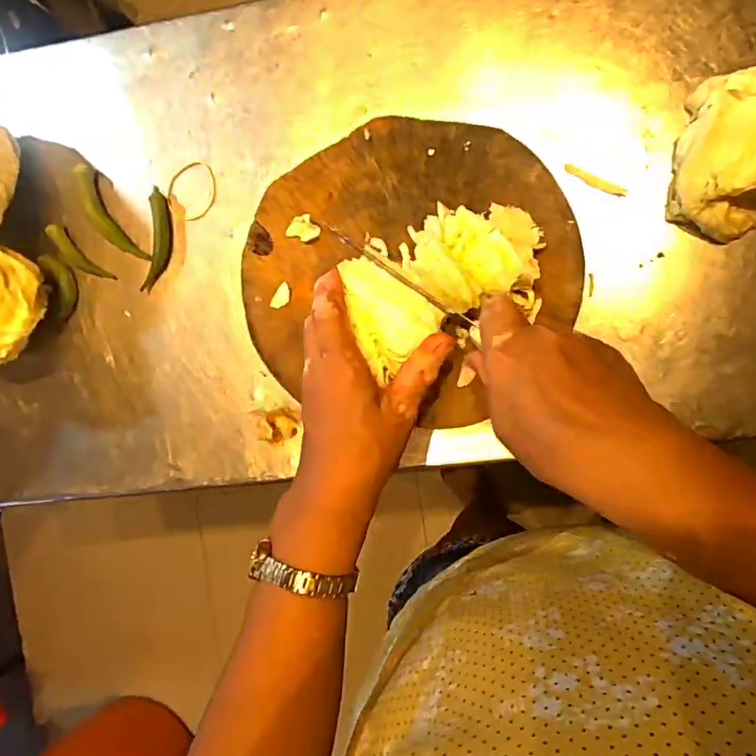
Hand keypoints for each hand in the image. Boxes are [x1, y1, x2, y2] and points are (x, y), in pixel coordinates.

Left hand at [295, 269, 452, 511]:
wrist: (332, 486)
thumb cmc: (366, 447)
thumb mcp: (401, 409)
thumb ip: (421, 371)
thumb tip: (445, 339)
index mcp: (338, 363)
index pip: (328, 314)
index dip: (330, 289)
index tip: (336, 269)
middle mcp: (318, 366)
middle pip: (313, 322)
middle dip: (324, 300)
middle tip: (343, 283)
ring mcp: (311, 383)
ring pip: (310, 339)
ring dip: (322, 319)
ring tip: (342, 307)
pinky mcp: (312, 397)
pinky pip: (314, 356)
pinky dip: (324, 340)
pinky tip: (344, 349)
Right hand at [467, 294, 696, 506]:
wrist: (619, 449)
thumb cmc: (548, 445)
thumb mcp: (505, 425)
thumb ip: (493, 385)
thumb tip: (483, 362)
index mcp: (508, 351)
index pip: (494, 311)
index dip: (495, 325)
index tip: (496, 346)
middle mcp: (543, 336)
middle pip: (529, 336)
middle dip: (528, 357)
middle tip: (534, 392)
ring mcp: (579, 340)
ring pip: (559, 347)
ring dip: (558, 367)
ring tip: (569, 405)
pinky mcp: (609, 351)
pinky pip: (585, 357)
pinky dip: (584, 374)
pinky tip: (593, 404)